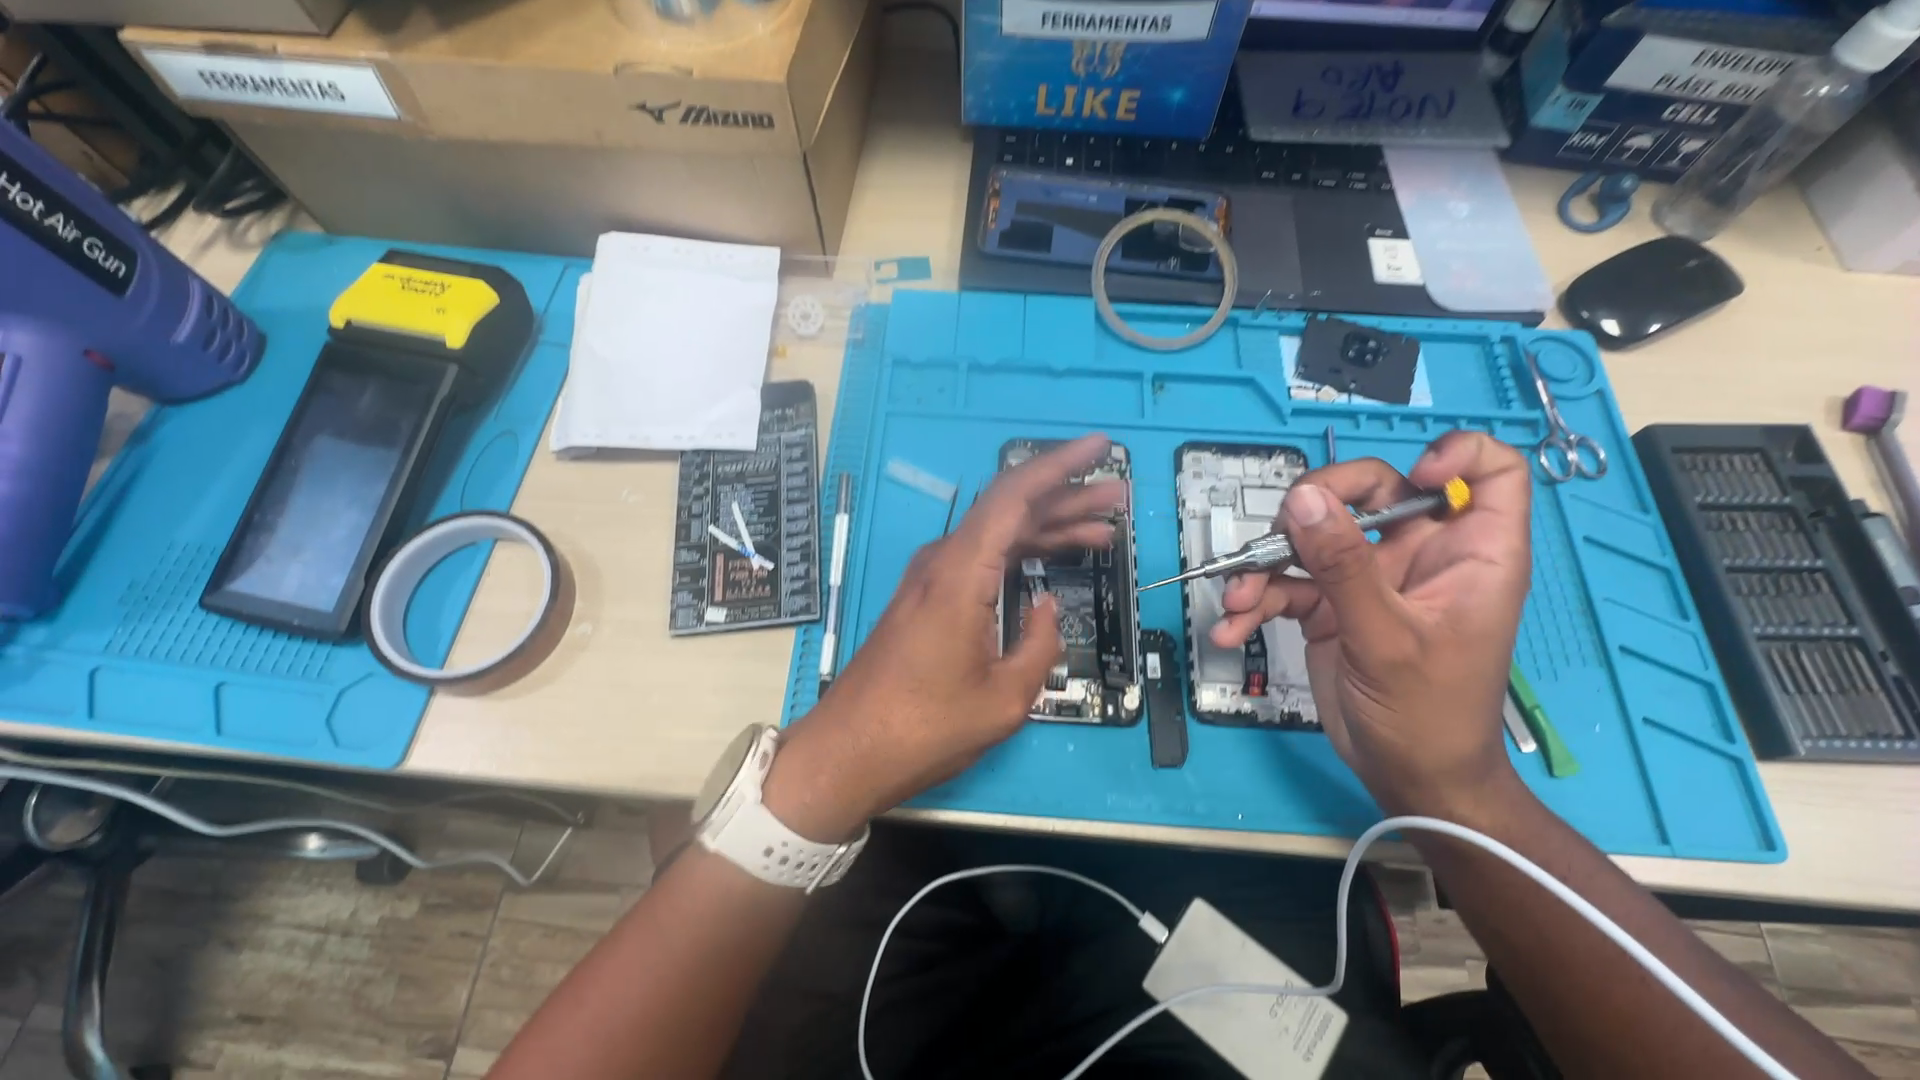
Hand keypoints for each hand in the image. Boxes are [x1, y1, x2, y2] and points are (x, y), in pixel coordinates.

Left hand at [764, 435, 1125, 839]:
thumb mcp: (1003, 698)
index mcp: (959, 574)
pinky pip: (980, 559)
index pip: (1012, 497)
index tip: (1098, 446)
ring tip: (1102, 528)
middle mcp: (941, 563)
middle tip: (1118, 498)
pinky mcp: (925, 600)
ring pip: (995, 535)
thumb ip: (1038, 645)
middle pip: (1008, 510)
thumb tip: (1047, 608)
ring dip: (1046, 528)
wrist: (849, 751)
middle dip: (1066, 498)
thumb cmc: (924, 728)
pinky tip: (1050, 562)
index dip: (1058, 466)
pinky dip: (1018, 554)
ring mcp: (929, 580)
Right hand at [1211, 432, 1532, 816]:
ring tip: (1240, 598)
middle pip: (1373, 490)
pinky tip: (1232, 627)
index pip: (1488, 472)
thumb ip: (1343, 566)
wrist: (1405, 778)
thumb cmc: (1428, 712)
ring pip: (1316, 535)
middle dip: (1319, 506)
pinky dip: (1257, 602)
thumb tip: (1302, 499)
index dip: (1453, 456)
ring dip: (1269, 562)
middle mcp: (1419, 554)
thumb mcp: (1386, 637)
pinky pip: (1287, 583)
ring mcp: (1370, 579)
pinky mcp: (1330, 605)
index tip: (1410, 475)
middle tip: (1284, 530)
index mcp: (1468, 553)